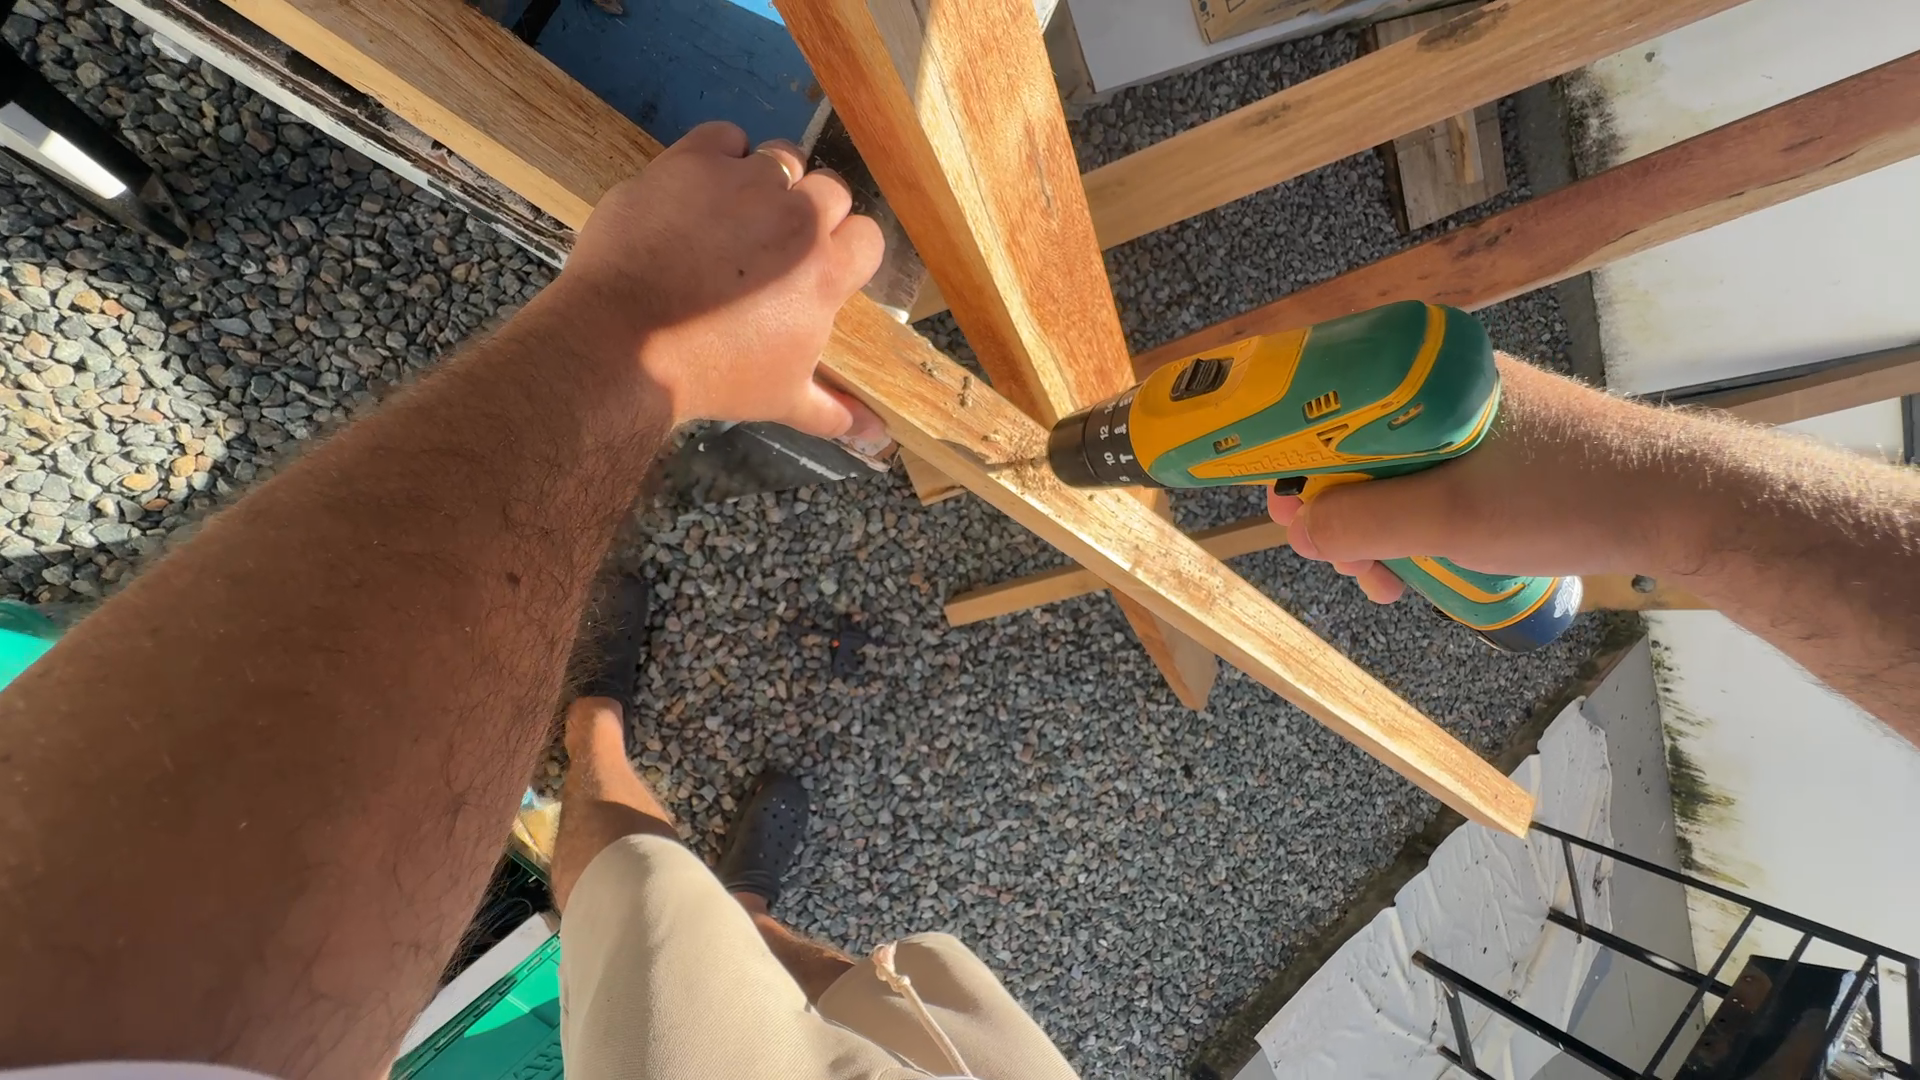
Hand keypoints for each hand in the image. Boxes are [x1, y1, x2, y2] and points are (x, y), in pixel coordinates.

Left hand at [554, 122, 885, 437]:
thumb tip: (878, 436)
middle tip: (779, 246)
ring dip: (771, 182)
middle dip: (814, 213)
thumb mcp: (783, 398)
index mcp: (825, 271)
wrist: (629, 344)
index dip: (849, 251)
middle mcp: (795, 216)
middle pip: (831, 190)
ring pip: (781, 159)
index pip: (868, 237)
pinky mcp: (690, 162)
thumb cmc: (716, 376)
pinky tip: (706, 189)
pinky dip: (723, 156)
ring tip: (740, 215)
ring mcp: (742, 182)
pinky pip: (725, 137)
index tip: (824, 268)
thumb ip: (836, 412)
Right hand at [1268, 356, 1700, 601]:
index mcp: (1425, 375)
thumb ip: (1360, 524)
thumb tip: (1301, 531)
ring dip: (1369, 531)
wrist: (1693, 508)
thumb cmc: (1566, 498)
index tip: (1283, 507)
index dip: (1292, 457)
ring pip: (1386, 474)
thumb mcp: (1446, 520)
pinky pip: (1422, 486)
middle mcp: (1438, 390)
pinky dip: (1406, 527)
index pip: (1325, 402)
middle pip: (1350, 447)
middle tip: (1331, 556)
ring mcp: (1466, 423)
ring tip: (1379, 581)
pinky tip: (1412, 570)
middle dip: (1333, 510)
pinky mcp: (1490, 454)